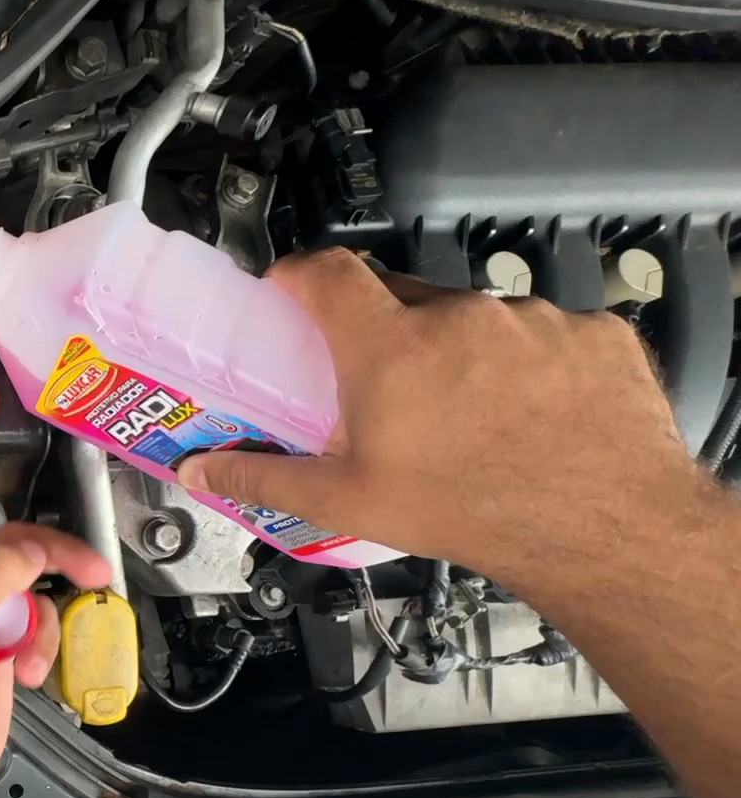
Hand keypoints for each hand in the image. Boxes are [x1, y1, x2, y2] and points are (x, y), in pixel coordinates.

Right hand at [177, 248, 703, 582]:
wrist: (600, 526)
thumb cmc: (462, 508)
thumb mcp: (338, 499)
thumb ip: (256, 477)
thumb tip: (197, 471)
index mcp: (388, 348)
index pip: (330, 273)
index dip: (300, 271)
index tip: (287, 284)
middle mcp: (459, 317)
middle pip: (395, 292)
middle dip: (369, 324)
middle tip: (360, 374)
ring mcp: (533, 320)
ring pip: (465, 314)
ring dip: (442, 345)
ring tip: (441, 405)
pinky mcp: (592, 334)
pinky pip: (532, 330)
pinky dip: (508, 358)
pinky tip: (507, 408)